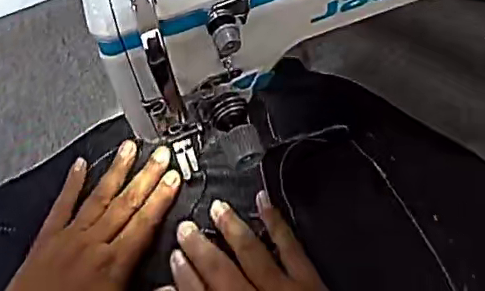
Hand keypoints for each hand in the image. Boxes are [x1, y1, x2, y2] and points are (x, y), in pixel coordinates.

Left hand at [6, 139, 182, 290]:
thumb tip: (172, 286)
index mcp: (112, 267)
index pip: (143, 224)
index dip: (161, 199)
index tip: (174, 177)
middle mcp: (92, 244)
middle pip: (126, 203)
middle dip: (147, 176)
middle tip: (161, 153)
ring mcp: (69, 237)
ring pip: (99, 196)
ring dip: (117, 170)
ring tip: (129, 147)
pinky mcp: (46, 239)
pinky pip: (62, 204)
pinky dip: (72, 182)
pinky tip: (80, 163)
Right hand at [167, 192, 327, 290]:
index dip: (186, 280)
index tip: (174, 259)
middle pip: (223, 273)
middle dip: (201, 250)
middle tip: (185, 227)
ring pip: (252, 253)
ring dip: (232, 229)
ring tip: (217, 207)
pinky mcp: (311, 283)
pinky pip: (290, 247)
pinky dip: (275, 222)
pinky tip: (264, 201)